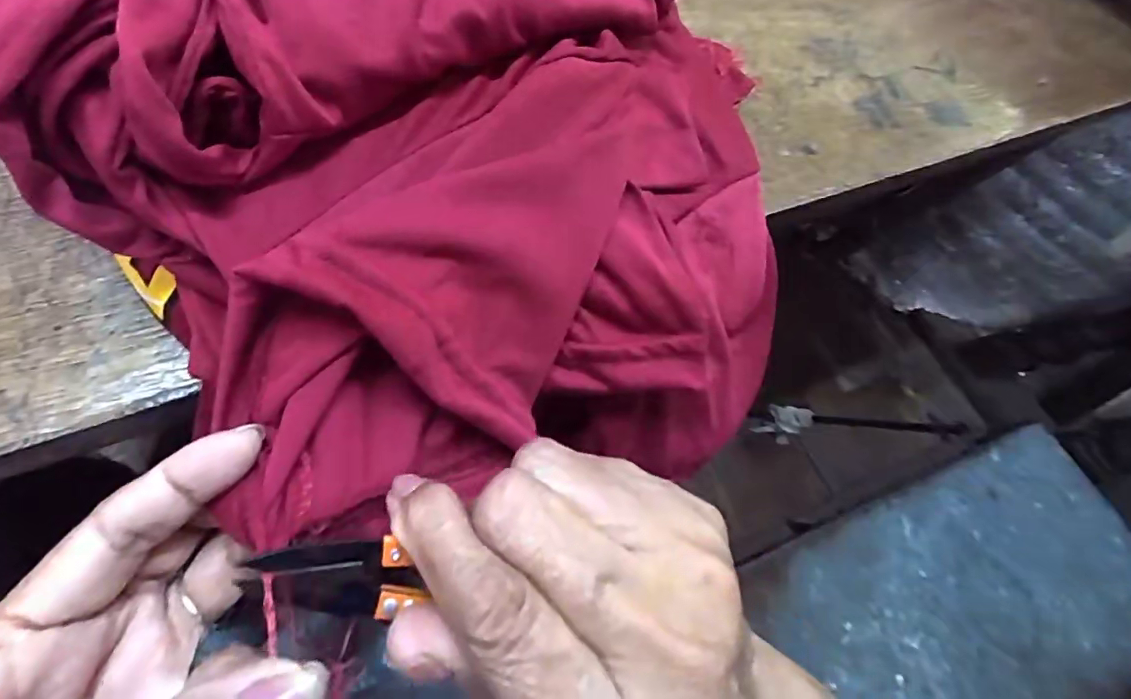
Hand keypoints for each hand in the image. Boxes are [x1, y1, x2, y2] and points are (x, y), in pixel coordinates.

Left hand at [0, 426, 326, 698]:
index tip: (251, 440)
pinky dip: (272, 621)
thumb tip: (304, 675)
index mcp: (32, 627)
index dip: (185, 476)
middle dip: (240, 494)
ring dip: (266, 545)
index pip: (117, 524)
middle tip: (302, 464)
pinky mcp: (174, 683)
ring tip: (320, 512)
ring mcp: (140, 653)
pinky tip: (310, 602)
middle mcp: (98, 621)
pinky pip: (232, 638)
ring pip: (214, 574)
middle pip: (177, 534)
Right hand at [382, 439, 828, 696]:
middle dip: (488, 515)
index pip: (507, 614)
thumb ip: (472, 663)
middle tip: (494, 542)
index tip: (406, 498)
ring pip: (550, 463)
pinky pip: (590, 456)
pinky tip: (588, 522)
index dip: (448, 548)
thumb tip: (403, 625)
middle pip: (523, 510)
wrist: (727, 693)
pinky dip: (569, 481)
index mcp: (600, 697)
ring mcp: (685, 550)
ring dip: (528, 490)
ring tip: (547, 534)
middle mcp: (657, 620)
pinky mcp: (696, 507)